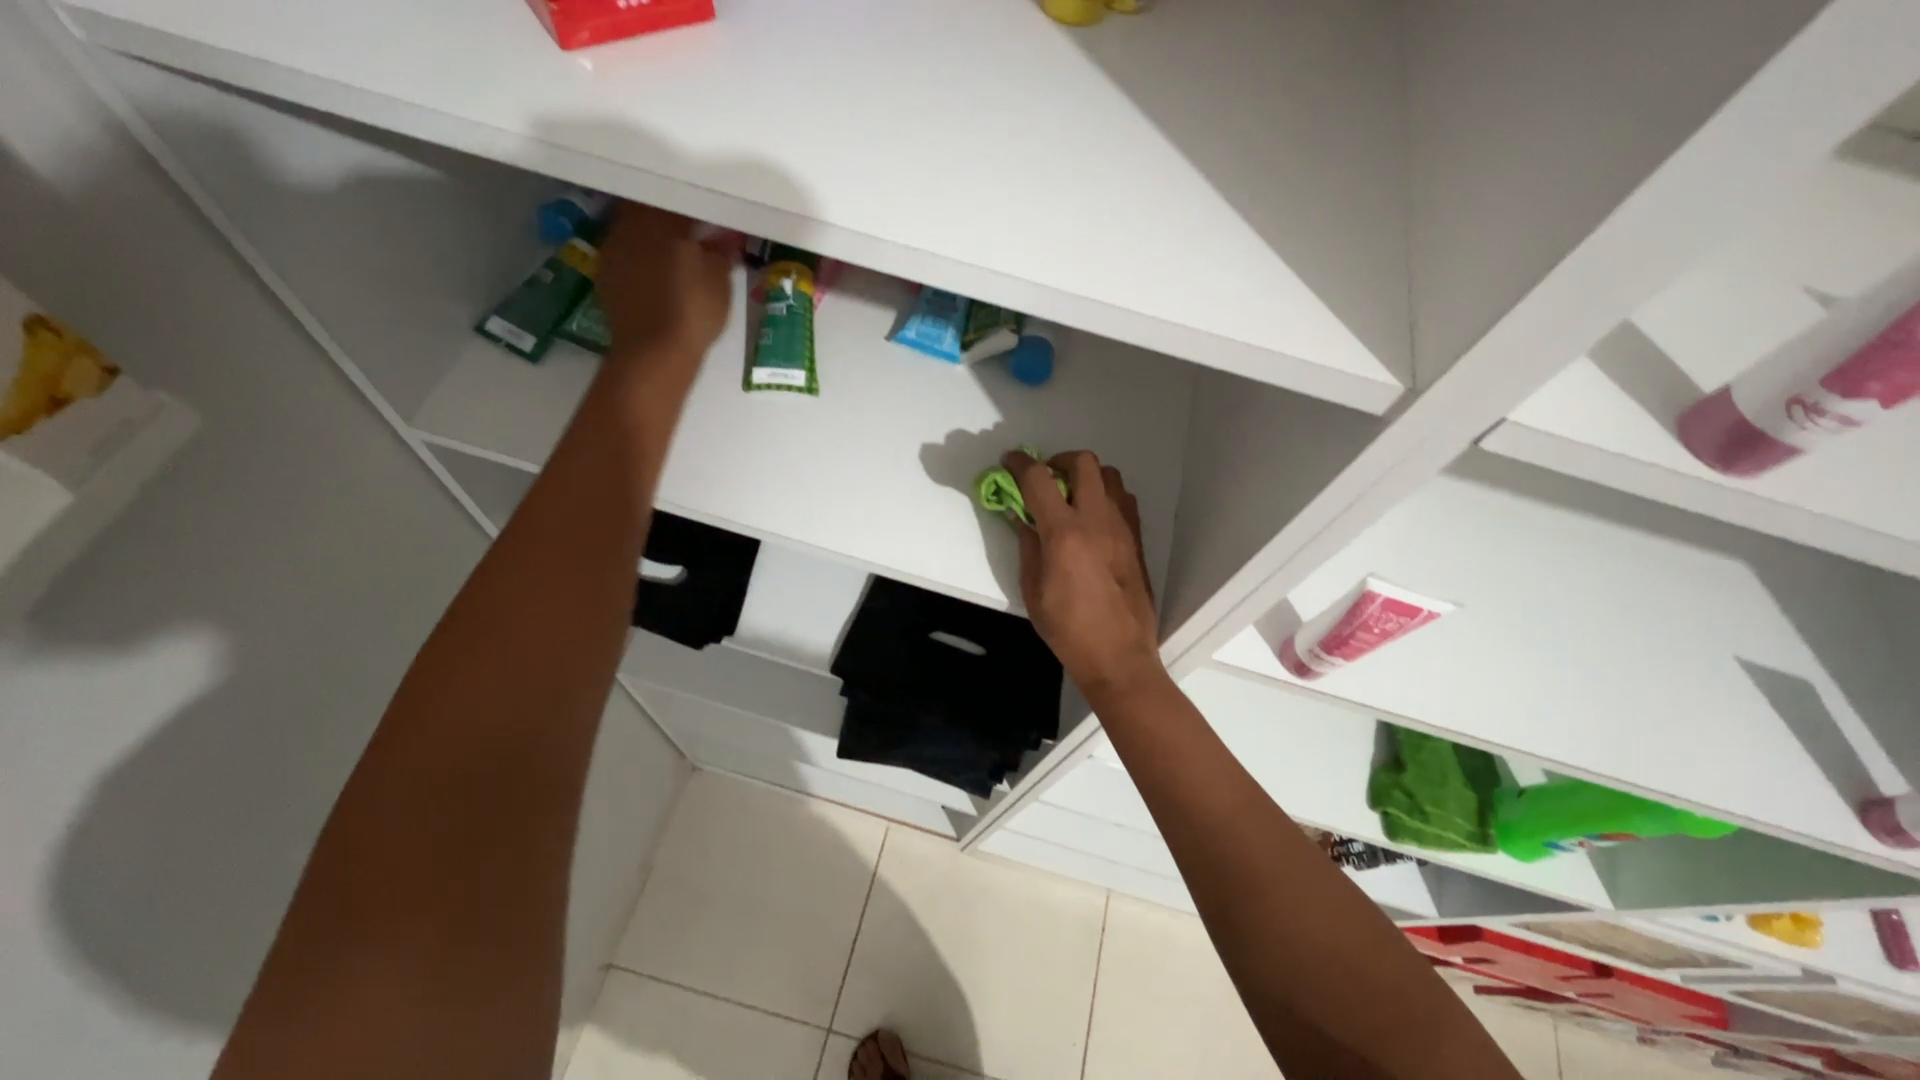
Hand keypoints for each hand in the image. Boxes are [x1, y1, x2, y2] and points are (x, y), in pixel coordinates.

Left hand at [594, 202, 736, 377]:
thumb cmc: (694, 309)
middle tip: (689, 227)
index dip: (695, 204)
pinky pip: (625, 252)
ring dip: (650, 234)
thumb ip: (721, 250)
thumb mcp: (720, 278)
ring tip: (672, 248)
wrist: (654, 353)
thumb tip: (725, 235)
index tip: (708, 213)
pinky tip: (654, 270)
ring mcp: (613, 249)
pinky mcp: (605, 275)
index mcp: (662, 217)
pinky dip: (639, 255)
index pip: (678, 196)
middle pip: (648, 207)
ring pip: (633, 227)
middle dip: (668, 214)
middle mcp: (631, 224)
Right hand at [1004, 450, 1163, 700]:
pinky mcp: (1136, 539)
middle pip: (1082, 462)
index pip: (1038, 479)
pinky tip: (1092, 518)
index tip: (1009, 462)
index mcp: (1064, 533)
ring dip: (1086, 476)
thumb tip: (1019, 515)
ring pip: (1108, 475)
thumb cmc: (1067, 628)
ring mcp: (1121, 527)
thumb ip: (1027, 544)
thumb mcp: (1032, 589)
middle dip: (1058, 461)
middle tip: (1044, 479)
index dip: (1019, 464)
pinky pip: (1122, 499)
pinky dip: (1104, 495)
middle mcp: (1096, 520)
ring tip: (1070, 497)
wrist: (1118, 655)